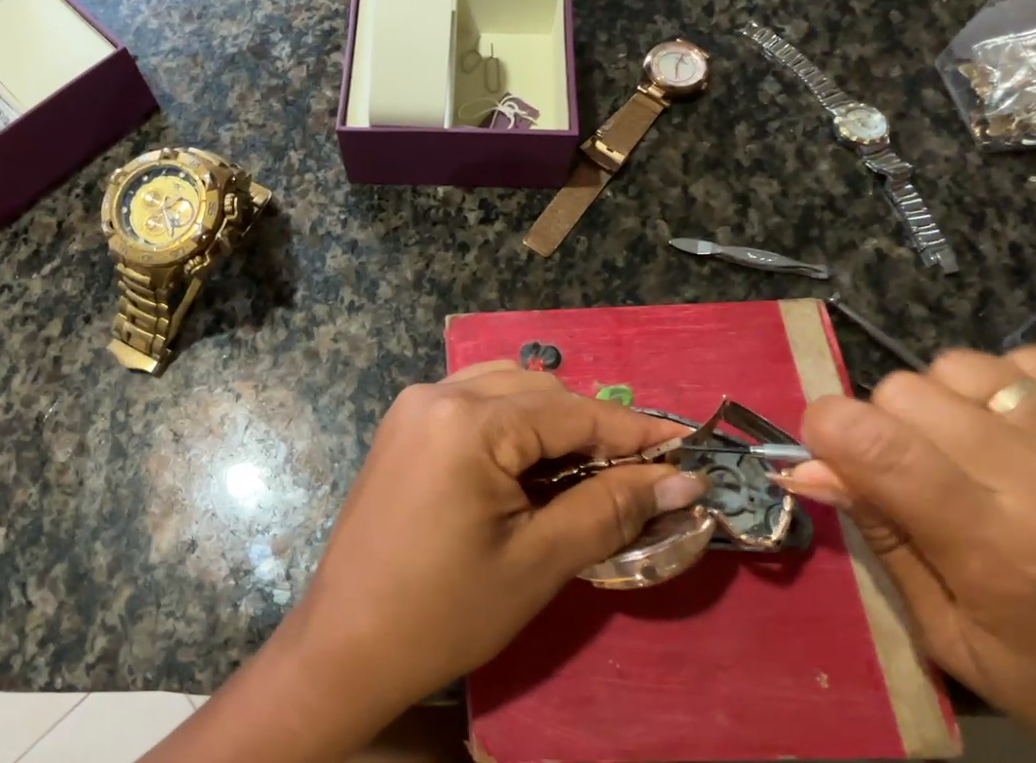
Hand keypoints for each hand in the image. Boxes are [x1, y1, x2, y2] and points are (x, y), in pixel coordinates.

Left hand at [148, 360, 703, 762]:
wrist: (347, 646)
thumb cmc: (445, 611)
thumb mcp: (539, 562)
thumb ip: (610, 508)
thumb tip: (680, 479)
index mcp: (469, 422)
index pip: (572, 413)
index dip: (635, 433)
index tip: (688, 448)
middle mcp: (437, 394)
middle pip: (538, 392)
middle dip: (593, 426)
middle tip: (643, 469)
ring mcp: (412, 407)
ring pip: (504, 390)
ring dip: (553, 420)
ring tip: (593, 467)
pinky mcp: (401, 427)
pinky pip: (471, 403)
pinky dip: (511, 422)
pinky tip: (533, 461)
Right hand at [776, 346, 1035, 762]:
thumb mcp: (959, 642)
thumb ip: (883, 542)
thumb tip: (808, 470)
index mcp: (998, 549)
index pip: (873, 440)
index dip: (824, 432)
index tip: (825, 460)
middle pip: (905, 392)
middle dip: (880, 426)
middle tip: (904, 476)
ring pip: (958, 365)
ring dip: (936, 402)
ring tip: (959, 452)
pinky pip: (1029, 361)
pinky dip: (997, 385)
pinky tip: (1008, 431)